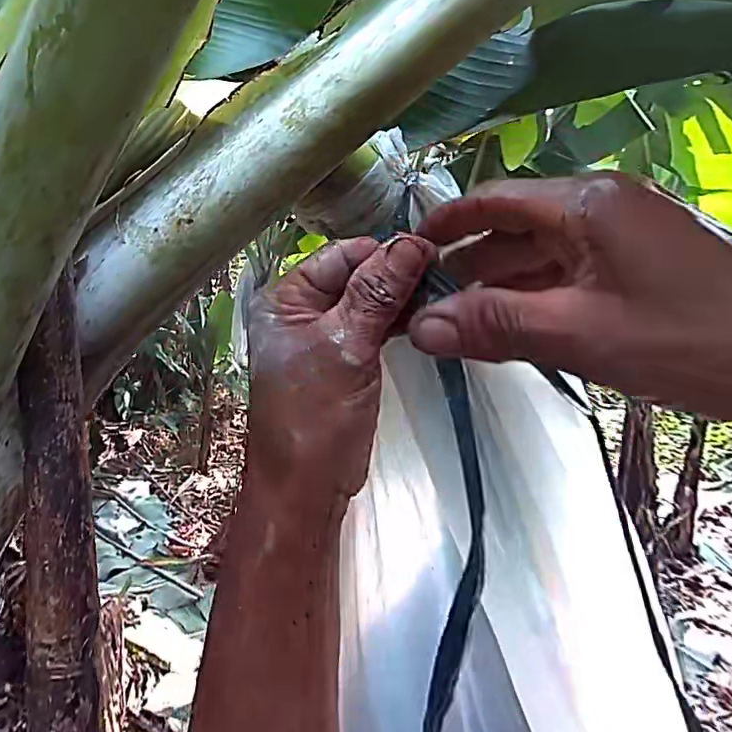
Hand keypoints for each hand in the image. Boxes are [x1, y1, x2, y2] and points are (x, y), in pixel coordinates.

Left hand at [247, 234, 433, 505]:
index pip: (339, 255)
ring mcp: (321, 334)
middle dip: (396, 273)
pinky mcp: (342, 357)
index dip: (383, 251)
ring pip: (367, 299)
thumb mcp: (346, 347)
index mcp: (284, 299)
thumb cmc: (312, 419)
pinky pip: (372, 325)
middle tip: (447, 275)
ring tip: (444, 295)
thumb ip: (376, 293)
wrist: (305, 486)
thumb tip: (408, 244)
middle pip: (354, 274)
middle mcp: (298, 310)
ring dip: (401, 296)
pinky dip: (396, 320)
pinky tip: (426, 317)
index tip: (431, 252)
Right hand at [407, 172, 731, 428]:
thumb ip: (492, 326)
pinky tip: (512, 330)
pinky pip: (568, 275)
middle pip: (510, 229)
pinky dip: (533, 298)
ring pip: (538, 255)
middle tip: (422, 306)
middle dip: (464, 267)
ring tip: (457, 326)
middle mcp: (602, 207)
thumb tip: (417, 328)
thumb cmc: (699, 341)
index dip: (441, 226)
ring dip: (497, 287)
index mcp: (585, 203)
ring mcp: (626, 237)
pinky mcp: (643, 266)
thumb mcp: (581, 335)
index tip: (403, 258)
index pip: (489, 200)